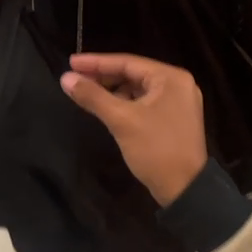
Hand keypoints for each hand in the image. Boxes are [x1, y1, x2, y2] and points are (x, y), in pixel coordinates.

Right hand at [60, 53, 207, 204]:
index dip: (96, 62)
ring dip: (113, 90)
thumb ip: (93, 96)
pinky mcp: (174, 118)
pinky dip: (125, 103)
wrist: (185, 189)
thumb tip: (65, 78)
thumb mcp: (121, 120)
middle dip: (103, 76)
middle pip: (133, 74)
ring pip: (138, 89)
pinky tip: (107, 108)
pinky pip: (144, 103)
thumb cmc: (155, 149)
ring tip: (87, 93)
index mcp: (170, 78)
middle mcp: (177, 84)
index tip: (71, 62)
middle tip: (75, 78)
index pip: (127, 62)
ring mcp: (178, 102)